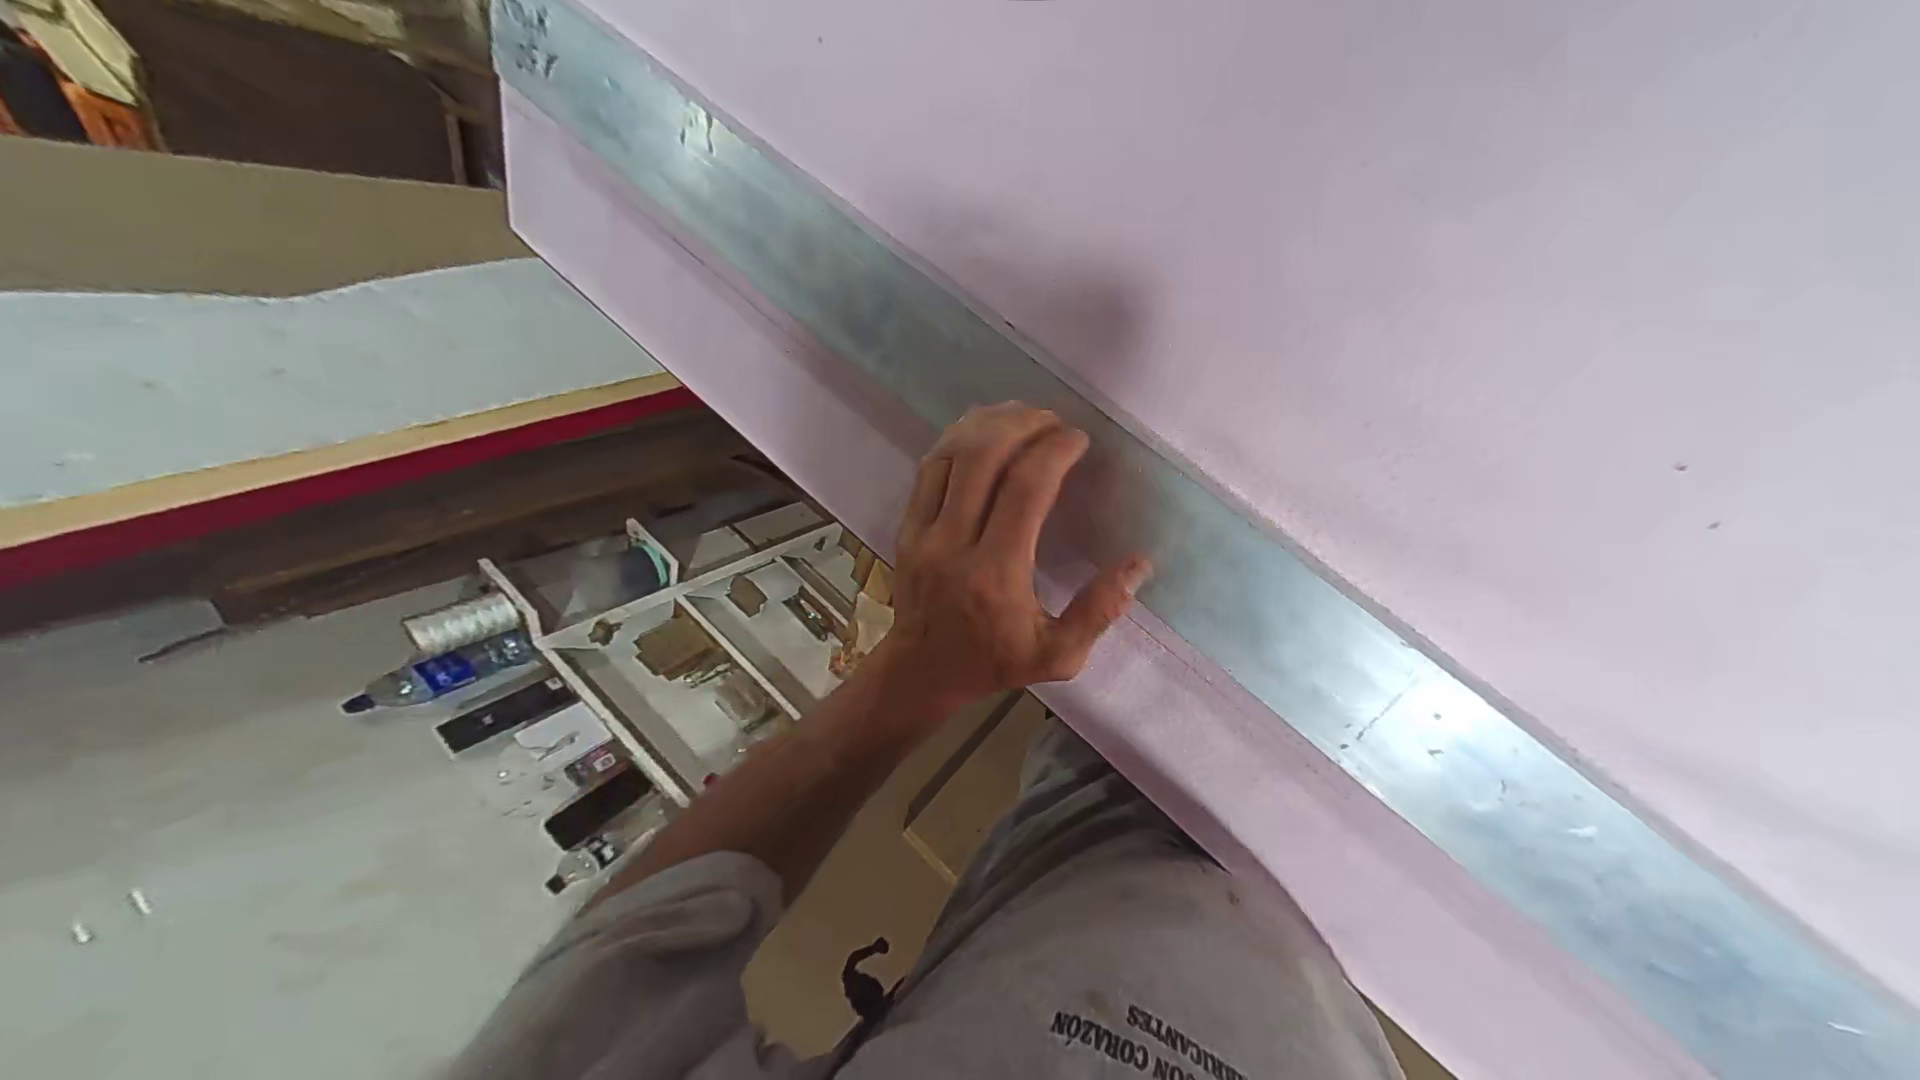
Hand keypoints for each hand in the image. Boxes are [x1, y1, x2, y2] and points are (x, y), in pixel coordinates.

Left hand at [871, 402, 1151, 710]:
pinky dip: (956, 441)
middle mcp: (954, 544)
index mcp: (997, 574)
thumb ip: (1099, 611)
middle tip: (1052, 420)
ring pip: (951, 456)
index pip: (1025, 489)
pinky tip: (980, 430)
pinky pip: (928, 469)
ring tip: (1020, 414)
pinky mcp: (906, 528)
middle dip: (1023, 425)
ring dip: (988, 425)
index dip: (1054, 451)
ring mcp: (923, 533)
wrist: (923, 670)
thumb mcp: (1058, 655)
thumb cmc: (994, 662)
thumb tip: (1139, 565)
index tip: (1078, 439)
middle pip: (984, 459)